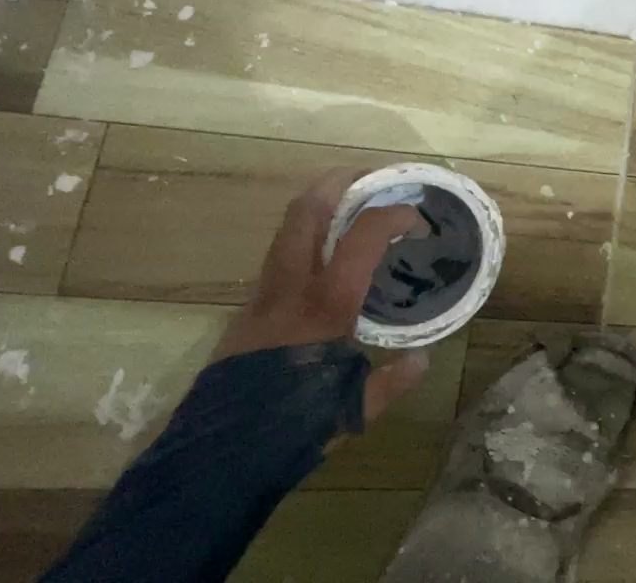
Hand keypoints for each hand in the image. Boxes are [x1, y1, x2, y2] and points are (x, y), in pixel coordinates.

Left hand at [213, 168, 430, 421]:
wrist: (214, 457)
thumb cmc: (290, 428)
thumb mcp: (354, 409)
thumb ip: (391, 381)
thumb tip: (422, 359)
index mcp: (326, 304)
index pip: (364, 235)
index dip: (395, 215)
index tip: (418, 221)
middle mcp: (291, 286)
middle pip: (307, 210)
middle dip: (340, 181)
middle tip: (371, 178)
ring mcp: (264, 293)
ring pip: (287, 227)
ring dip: (319, 204)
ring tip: (351, 205)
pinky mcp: (249, 308)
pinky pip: (281, 253)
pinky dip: (307, 235)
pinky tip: (327, 255)